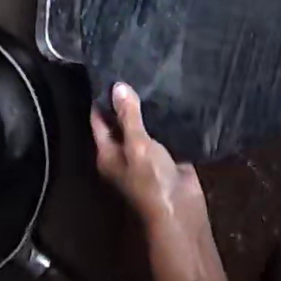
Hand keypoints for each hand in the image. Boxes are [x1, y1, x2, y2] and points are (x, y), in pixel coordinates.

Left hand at [91, 83, 207, 232]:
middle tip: (134, 69)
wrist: (181, 211)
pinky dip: (165, 118)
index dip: (102, 98)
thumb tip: (118, 86)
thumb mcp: (136, 144)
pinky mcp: (167, 155)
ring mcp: (145, 154)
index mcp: (108, 153)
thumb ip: (128, 116)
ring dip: (146, 107)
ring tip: (152, 76)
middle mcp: (123, 152)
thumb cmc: (151, 179)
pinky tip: (171, 96)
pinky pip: (162, 132)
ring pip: (143, 125)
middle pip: (121, 121)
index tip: (109, 72)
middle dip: (126, 100)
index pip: (99, 120)